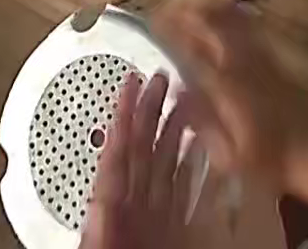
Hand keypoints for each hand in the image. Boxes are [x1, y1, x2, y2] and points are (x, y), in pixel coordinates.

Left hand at [82, 72, 197, 248]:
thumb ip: (101, 226)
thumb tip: (99, 200)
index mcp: (112, 210)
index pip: (118, 150)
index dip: (125, 112)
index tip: (132, 80)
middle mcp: (135, 208)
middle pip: (145, 148)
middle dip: (154, 110)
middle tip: (164, 77)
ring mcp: (156, 218)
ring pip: (168, 164)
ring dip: (180, 130)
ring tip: (192, 99)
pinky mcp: (178, 231)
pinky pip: (189, 192)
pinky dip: (200, 167)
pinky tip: (208, 145)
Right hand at [153, 0, 307, 190]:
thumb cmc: (269, 159)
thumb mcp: (229, 154)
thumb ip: (202, 120)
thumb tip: (178, 92)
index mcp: (227, 84)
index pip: (192, 46)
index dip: (171, 30)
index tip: (153, 23)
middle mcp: (241, 60)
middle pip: (210, 20)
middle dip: (185, 9)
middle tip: (164, 7)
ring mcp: (258, 52)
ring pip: (228, 15)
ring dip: (205, 4)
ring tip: (185, 2)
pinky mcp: (270, 53)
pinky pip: (244, 20)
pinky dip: (225, 9)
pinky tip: (218, 10)